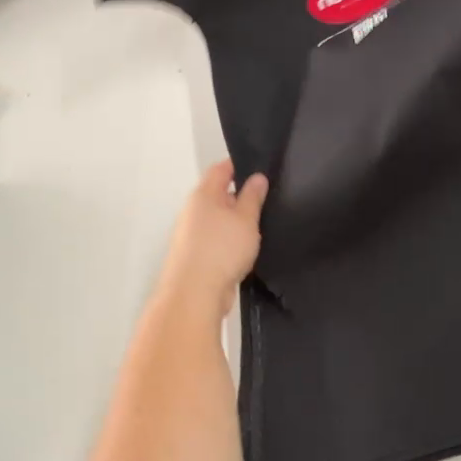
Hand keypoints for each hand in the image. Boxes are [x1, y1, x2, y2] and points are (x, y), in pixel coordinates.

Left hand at [157, 159, 267, 319]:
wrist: (194, 295)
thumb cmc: (222, 248)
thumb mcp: (246, 218)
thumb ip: (253, 196)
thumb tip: (257, 177)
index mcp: (203, 195)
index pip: (221, 169)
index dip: (240, 164)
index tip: (263, 166)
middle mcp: (193, 212)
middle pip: (219, 194)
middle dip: (241, 195)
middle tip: (269, 197)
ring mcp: (191, 236)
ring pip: (219, 219)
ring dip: (237, 220)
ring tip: (263, 222)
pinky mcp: (195, 257)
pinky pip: (217, 239)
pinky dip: (231, 239)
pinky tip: (249, 246)